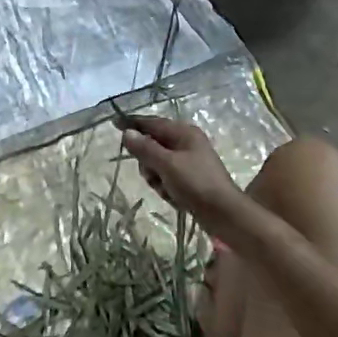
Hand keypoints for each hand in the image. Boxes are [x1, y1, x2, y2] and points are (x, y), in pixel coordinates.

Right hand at [121, 115, 246, 233]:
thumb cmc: (196, 183)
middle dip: (148, 162)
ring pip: (158, 164)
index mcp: (184, 132)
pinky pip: (167, 178)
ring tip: (166, 189)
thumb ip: (146, 148)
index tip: (114, 124)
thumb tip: (127, 132)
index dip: (133, 124)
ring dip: (157, 178)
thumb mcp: (167, 164)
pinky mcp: (189, 178)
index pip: (153, 123)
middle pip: (153, 145)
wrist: (223, 213)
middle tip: (153, 175)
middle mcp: (186, 143)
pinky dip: (166, 187)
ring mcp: (188, 161)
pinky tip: (173, 197)